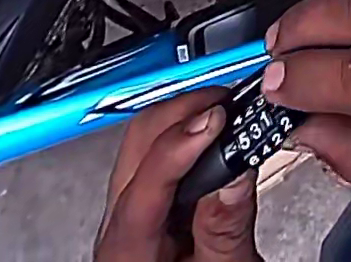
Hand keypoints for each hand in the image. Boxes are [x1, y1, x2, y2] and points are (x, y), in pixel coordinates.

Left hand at [96, 89, 261, 261]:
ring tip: (224, 114)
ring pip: (143, 139)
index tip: (216, 119)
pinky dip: (184, 132)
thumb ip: (226, 229)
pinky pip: (154, 150)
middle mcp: (114, 227)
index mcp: (125, 254)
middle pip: (138, 144)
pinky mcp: (140, 202)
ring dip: (185, 117)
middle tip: (227, 104)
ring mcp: (123, 210)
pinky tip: (212, 134)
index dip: (181, 144)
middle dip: (184, 113)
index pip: (144, 184)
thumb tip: (236, 169)